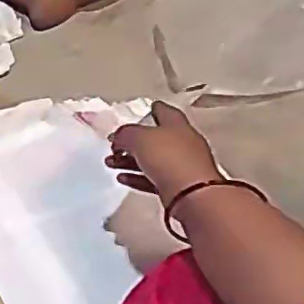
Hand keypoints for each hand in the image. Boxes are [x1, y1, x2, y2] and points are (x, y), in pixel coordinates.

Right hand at [107, 101, 223, 202]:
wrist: (191, 195)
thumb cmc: (170, 158)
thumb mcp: (137, 137)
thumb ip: (124, 133)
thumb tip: (118, 137)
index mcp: (178, 125)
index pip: (165, 112)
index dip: (153, 109)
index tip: (146, 108)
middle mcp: (184, 144)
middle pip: (155, 138)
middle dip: (133, 141)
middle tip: (117, 143)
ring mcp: (183, 166)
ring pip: (152, 160)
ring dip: (131, 160)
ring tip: (112, 162)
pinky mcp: (179, 187)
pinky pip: (154, 179)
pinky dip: (137, 177)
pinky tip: (123, 177)